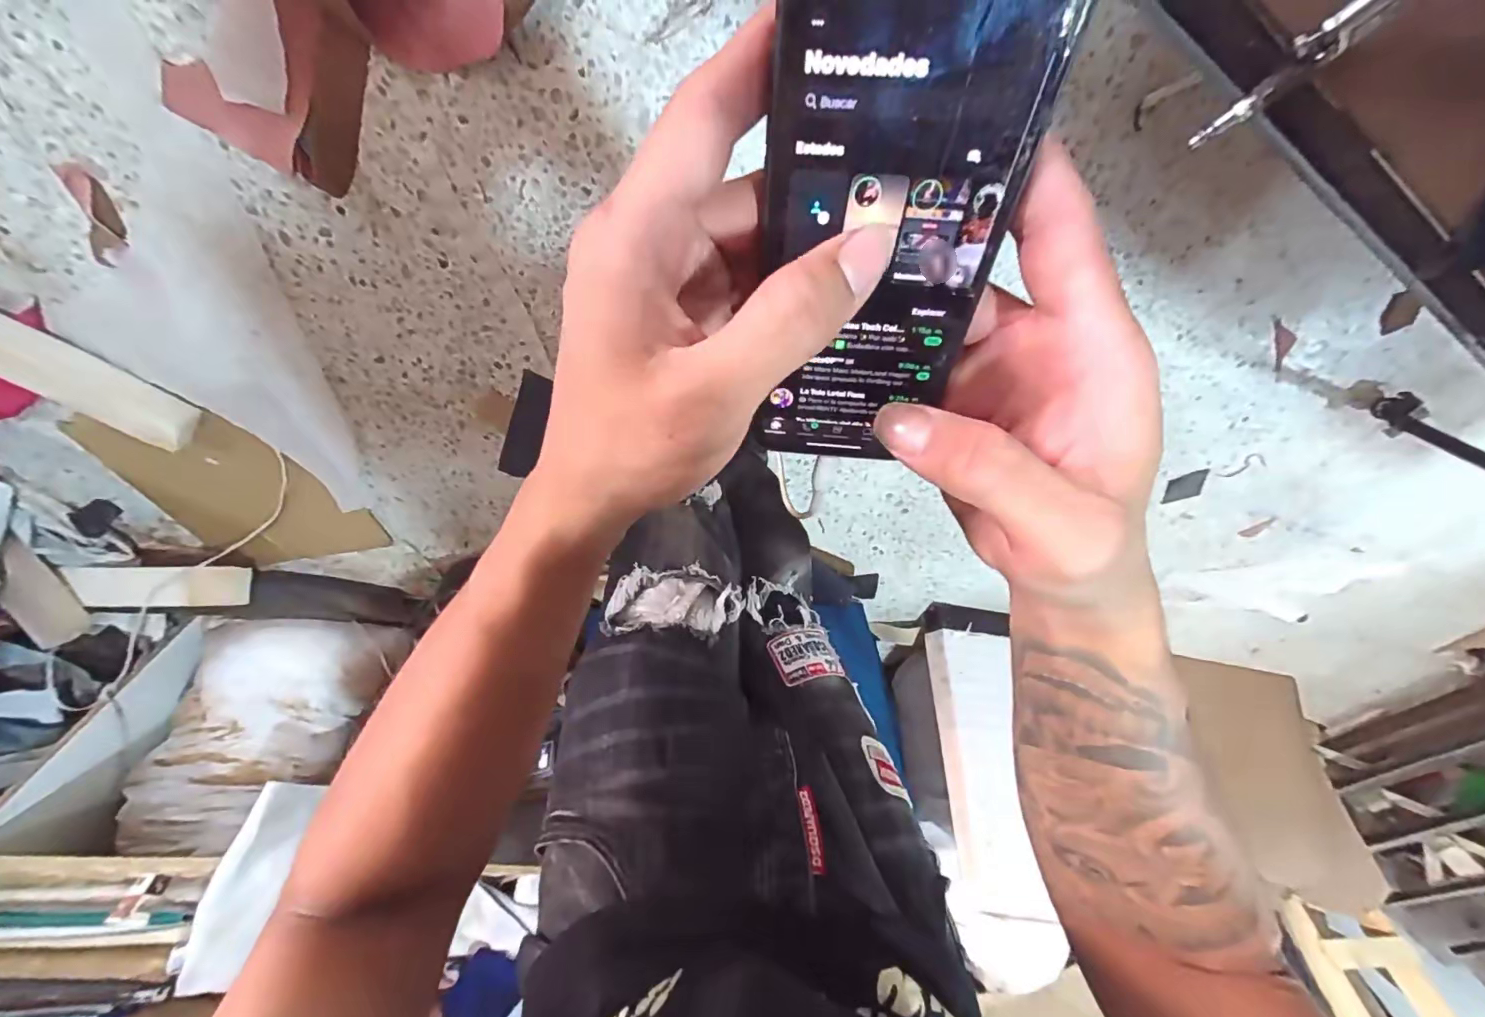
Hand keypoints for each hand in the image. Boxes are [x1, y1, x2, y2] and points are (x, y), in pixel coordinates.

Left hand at [522, 6, 894, 540]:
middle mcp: (641, 241)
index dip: (758, 58)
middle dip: (812, 182)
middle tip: (900, 172)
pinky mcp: (667, 310)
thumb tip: (871, 242)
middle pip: (736, 183)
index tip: (818, 19)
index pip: (701, 117)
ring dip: (800, 246)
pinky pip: (732, 278)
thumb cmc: (632, 448)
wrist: (585, 500)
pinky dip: (777, 286)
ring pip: (741, 236)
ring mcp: (654, 276)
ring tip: (883, 241)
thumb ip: (793, 314)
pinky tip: (830, 295)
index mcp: (635, 238)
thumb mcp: (718, 387)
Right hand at [875, 140, 1162, 609]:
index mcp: (1090, 349)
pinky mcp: (951, 407)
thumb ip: (985, 467)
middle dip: (930, 244)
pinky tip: (838, 349)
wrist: (1060, 582)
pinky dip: (879, 360)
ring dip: (892, 306)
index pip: (1068, 246)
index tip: (989, 136)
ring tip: (833, 281)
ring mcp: (988, 377)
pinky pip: (910, 370)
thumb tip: (897, 419)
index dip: (1038, 185)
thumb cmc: (1088, 547)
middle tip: (866, 218)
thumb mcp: (1057, 517)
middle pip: (981, 274)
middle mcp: (1038, 347)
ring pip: (935, 322)